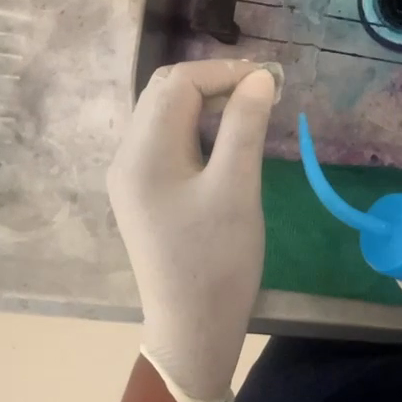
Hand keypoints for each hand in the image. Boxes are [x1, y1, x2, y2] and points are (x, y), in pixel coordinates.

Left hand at [107, 59, 278, 401]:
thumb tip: (261, 77)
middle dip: (215, 82)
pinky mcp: (143, 192)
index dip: (226, 73)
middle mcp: (128, 156)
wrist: (192, 328)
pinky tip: (228, 140)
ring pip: (166, 114)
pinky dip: (199, 127)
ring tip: (252, 110)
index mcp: (145, 152)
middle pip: (166, 92)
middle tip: (265, 92)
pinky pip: (167, 140)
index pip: (180, 83)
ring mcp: (132, 175)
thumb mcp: (237, 187)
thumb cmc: (217, 259)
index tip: (272, 82)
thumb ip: (246, 125)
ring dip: (207, 102)